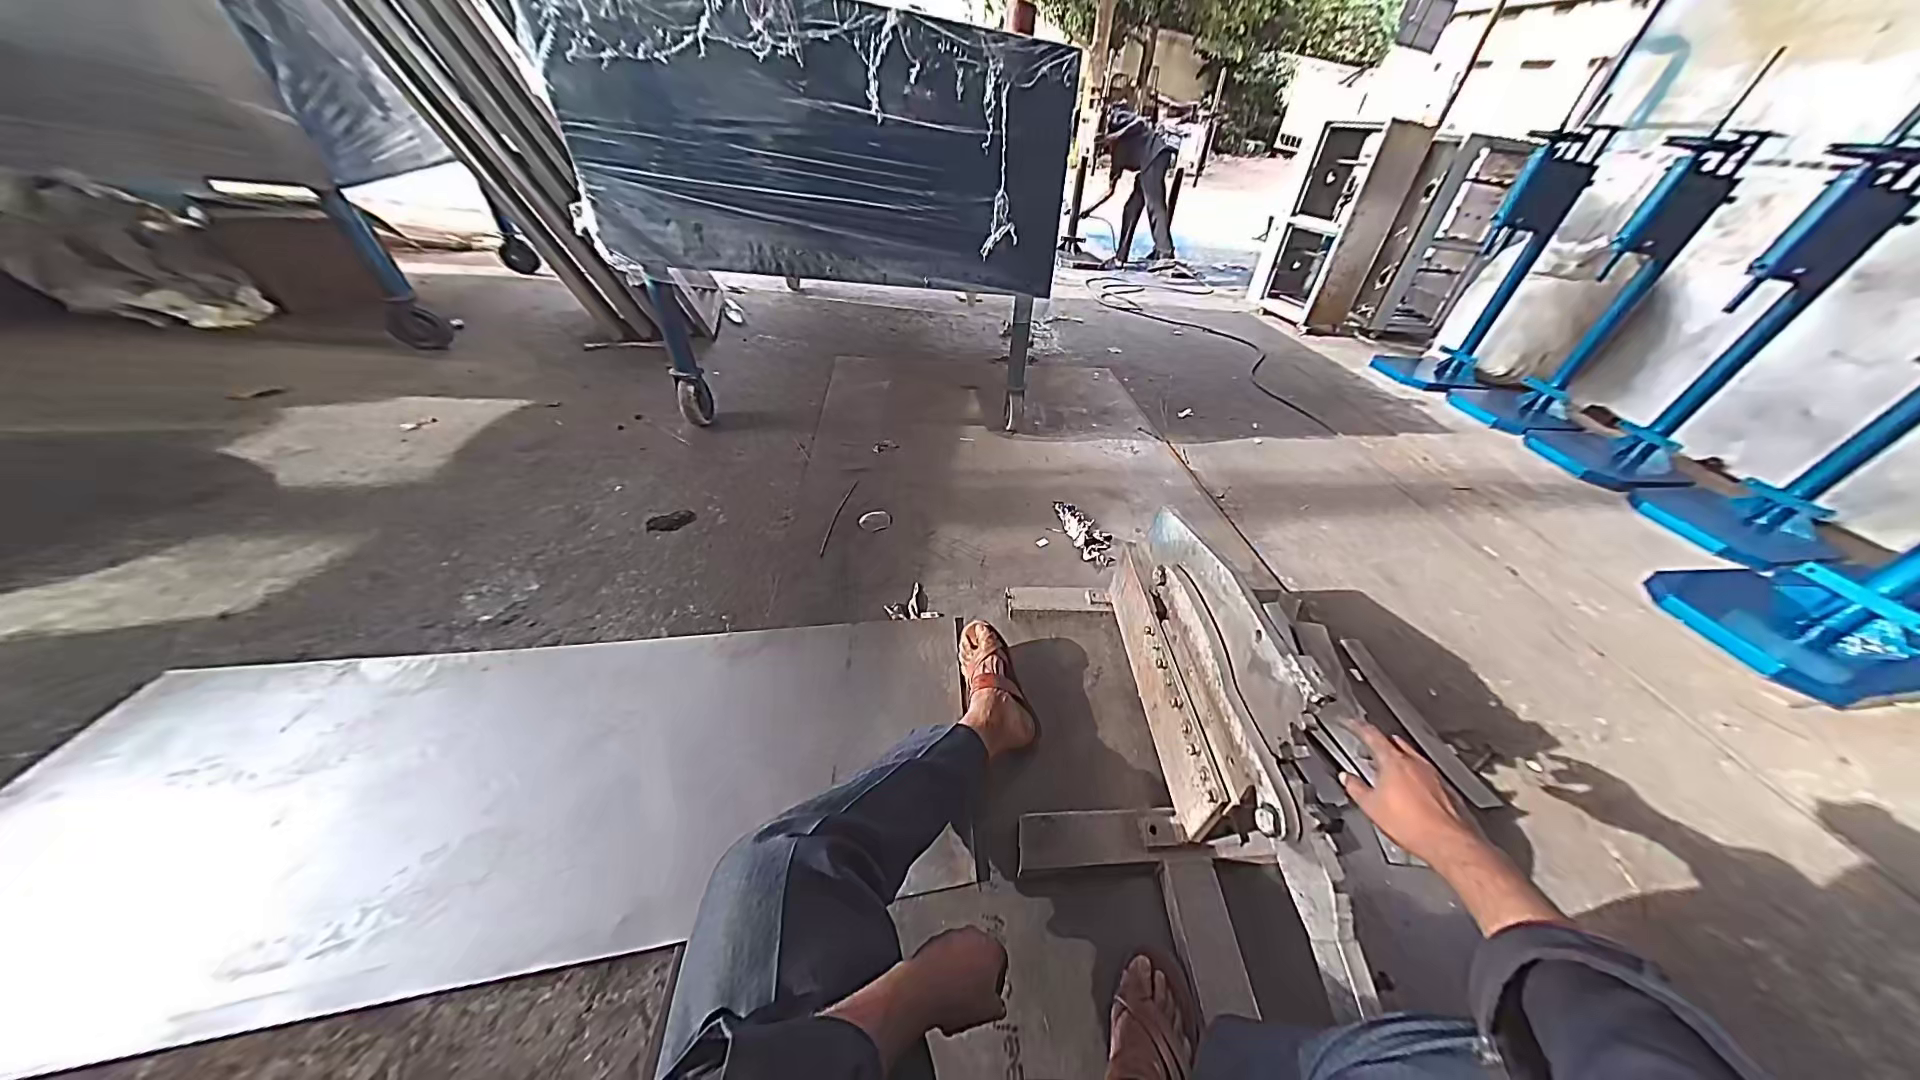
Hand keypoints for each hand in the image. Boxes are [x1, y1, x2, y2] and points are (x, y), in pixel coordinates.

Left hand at [907, 927, 1007, 1034]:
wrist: (922, 992)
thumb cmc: (956, 998)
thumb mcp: (989, 1011)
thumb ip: (998, 1005)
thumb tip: (996, 1006)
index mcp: (993, 947)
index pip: (1001, 964)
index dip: (995, 986)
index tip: (990, 999)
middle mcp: (973, 935)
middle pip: (980, 957)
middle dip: (976, 977)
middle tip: (972, 1000)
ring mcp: (951, 936)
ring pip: (960, 957)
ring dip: (959, 974)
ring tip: (953, 1001)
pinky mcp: (932, 941)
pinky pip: (943, 957)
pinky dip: (943, 971)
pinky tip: (940, 993)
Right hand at [1341, 723, 1485, 868]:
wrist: (1450, 844)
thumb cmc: (1413, 825)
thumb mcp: (1370, 806)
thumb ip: (1355, 787)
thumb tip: (1347, 778)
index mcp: (1394, 761)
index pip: (1372, 735)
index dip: (1359, 727)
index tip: (1352, 723)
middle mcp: (1416, 763)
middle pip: (1395, 744)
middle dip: (1381, 743)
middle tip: (1370, 745)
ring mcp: (1434, 776)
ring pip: (1413, 758)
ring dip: (1399, 759)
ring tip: (1389, 769)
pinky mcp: (1447, 790)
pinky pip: (1426, 774)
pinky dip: (1415, 776)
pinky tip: (1411, 789)